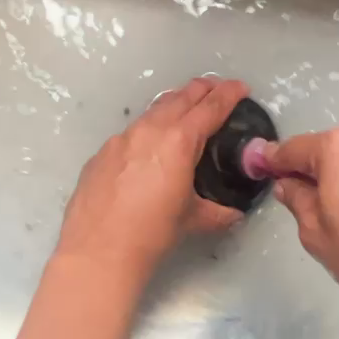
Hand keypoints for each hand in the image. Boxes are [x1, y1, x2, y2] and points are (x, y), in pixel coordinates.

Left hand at [55, 77, 247, 277]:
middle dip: (203, 89)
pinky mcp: (103, 151)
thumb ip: (218, 212)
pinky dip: (149, 129)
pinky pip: (132, 132)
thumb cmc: (151, 233)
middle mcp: (151, 129)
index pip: (211, 107)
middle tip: (218, 89)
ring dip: (175, 104)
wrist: (97, 251)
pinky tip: (150, 148)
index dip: (229, 94)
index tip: (241, 87)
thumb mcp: (192, 220)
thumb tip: (234, 214)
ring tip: (186, 109)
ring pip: (154, 109)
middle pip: (182, 96)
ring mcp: (122, 137)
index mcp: (178, 140)